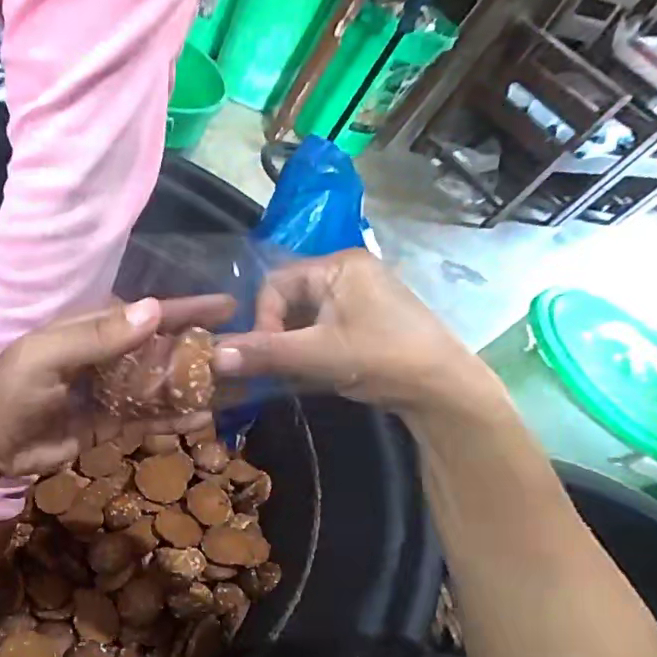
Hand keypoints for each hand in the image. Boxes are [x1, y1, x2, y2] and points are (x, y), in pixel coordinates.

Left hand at [0, 295, 235, 479]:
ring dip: (191, 385)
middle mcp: (106, 358)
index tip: (226, 305)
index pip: (146, 315)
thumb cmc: (11, 391)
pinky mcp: (108, 425)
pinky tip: (203, 418)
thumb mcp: (48, 356)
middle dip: (196, 349)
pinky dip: (173, 419)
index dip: (185, 310)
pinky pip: (147, 420)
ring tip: (233, 385)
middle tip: (240, 351)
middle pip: (160, 350)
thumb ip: (97, 336)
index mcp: (91, 330)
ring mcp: (109, 393)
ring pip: (159, 386)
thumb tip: (154, 310)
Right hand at [213, 249, 495, 413]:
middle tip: (275, 366)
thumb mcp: (318, 355)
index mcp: (338, 266)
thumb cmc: (382, 359)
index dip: (262, 319)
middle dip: (275, 334)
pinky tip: (309, 372)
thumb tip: (212, 356)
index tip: (264, 354)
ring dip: (289, 345)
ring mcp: (358, 297)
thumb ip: (264, 353)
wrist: (444, 390)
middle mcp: (347, 272)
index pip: (275, 283)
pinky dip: (307, 349)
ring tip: (291, 372)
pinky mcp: (365, 320)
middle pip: (287, 299)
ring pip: (302, 317)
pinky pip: (320, 328)